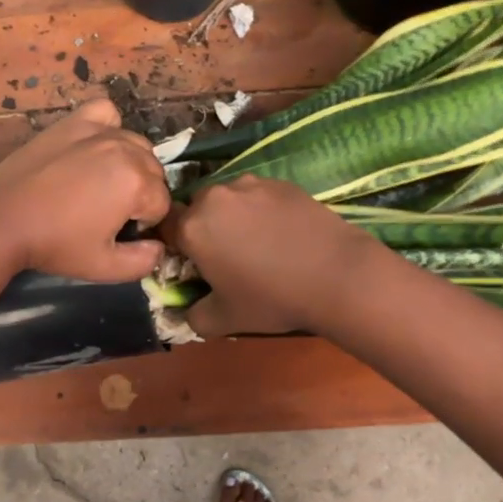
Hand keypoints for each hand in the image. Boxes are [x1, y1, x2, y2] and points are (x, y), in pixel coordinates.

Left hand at [0, 100, 170, 281]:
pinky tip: (97, 146)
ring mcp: (98, 131)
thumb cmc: (54, 244)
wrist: (0, 219)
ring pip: (136, 144)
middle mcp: (124, 150)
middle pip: (153, 171)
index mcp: (136, 184)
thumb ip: (143, 261)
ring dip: (130, 163)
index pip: (162, 203)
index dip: (145, 223)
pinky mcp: (73, 122)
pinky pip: (106, 113)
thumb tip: (159, 247)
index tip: (120, 232)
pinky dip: (109, 126)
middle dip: (141, 193)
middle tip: (110, 213)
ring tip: (103, 184)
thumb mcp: (104, 267)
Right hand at [160, 175, 383, 336]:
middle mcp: (215, 197)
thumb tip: (182, 311)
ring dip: (232, 216)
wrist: (337, 275)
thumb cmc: (273, 298)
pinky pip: (258, 195)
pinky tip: (282, 234)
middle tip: (226, 256)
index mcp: (193, 227)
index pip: (165, 226)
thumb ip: (192, 315)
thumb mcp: (225, 319)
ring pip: (228, 199)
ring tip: (258, 243)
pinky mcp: (280, 182)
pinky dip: (261, 210)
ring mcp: (250, 184)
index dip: (175, 245)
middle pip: (197, 209)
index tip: (191, 263)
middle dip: (205, 228)